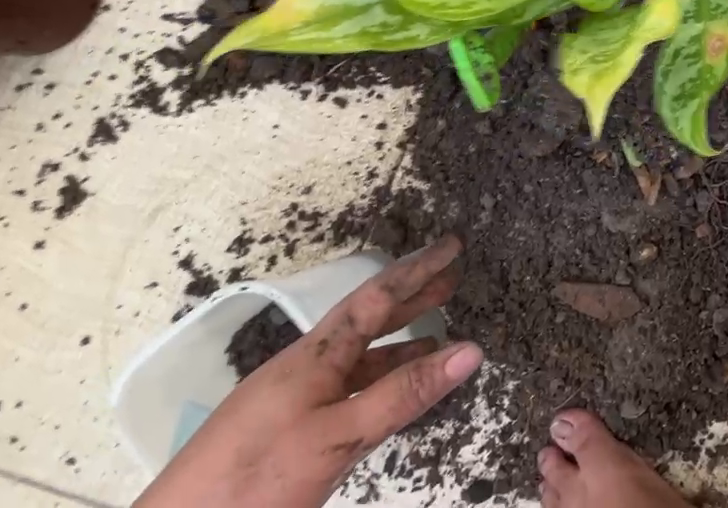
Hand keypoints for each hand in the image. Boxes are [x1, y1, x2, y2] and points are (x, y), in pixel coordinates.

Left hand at [134, 236, 483, 507]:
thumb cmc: (253, 482)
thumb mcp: (337, 437)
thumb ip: (404, 393)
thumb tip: (473, 349)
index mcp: (313, 357)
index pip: (376, 297)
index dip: (417, 269)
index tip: (454, 245)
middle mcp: (304, 370)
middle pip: (366, 321)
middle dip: (412, 298)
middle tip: (455, 279)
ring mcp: (292, 403)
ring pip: (358, 358)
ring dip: (400, 342)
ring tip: (439, 336)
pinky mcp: (287, 434)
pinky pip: (348, 390)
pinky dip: (382, 380)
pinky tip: (397, 393)